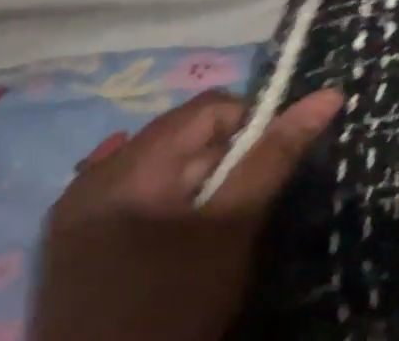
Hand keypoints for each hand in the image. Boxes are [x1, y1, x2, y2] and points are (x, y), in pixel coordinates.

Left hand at [31, 88, 343, 340]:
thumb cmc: (174, 303)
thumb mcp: (235, 226)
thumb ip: (276, 155)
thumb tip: (329, 95)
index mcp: (128, 168)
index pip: (211, 108)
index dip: (254, 126)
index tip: (269, 171)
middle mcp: (92, 178)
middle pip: (182, 135)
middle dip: (224, 158)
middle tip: (240, 207)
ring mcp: (73, 213)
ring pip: (160, 166)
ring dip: (196, 181)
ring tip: (209, 227)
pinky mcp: (70, 243)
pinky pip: (131, 195)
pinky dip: (163, 200)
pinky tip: (171, 234)